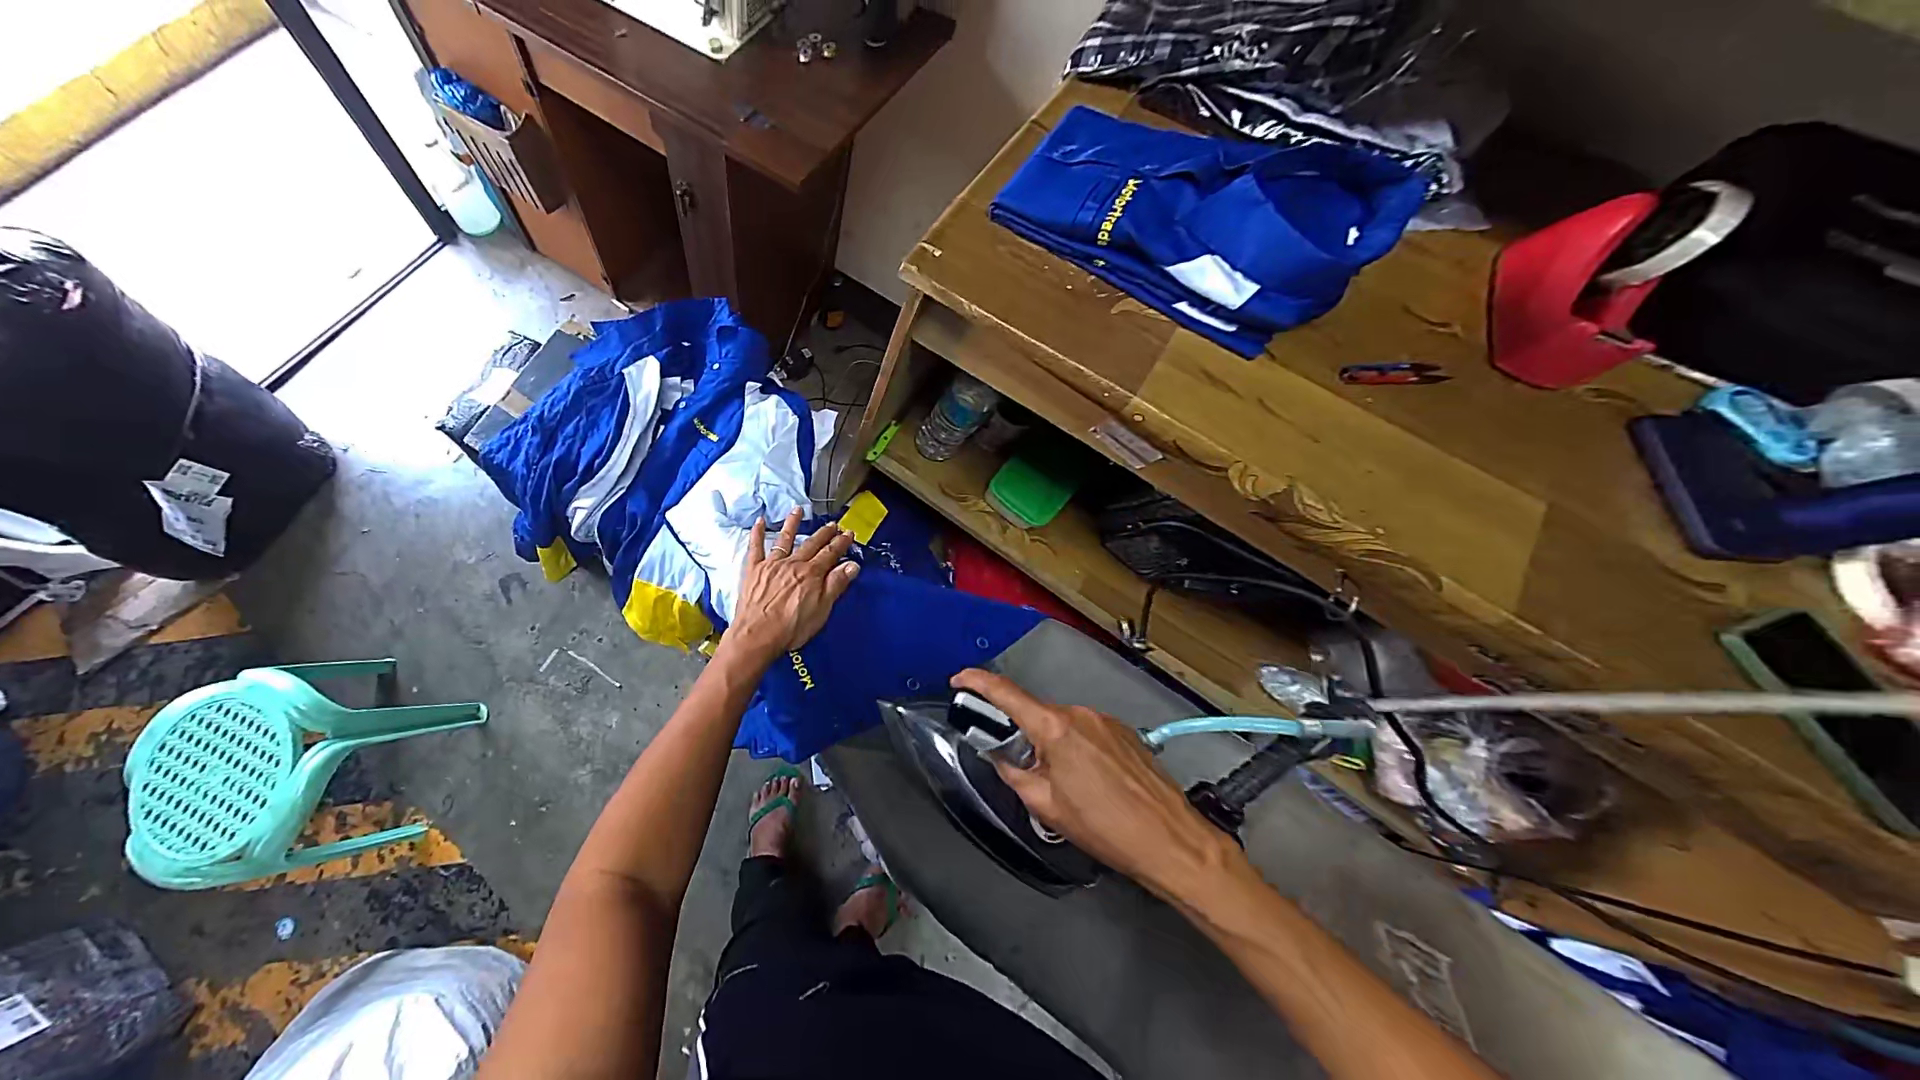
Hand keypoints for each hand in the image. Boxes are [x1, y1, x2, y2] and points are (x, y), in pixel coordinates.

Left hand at [723, 508, 858, 665]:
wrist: (757, 636)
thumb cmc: (791, 628)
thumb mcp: (822, 609)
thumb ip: (836, 584)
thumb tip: (852, 565)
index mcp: (812, 574)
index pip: (831, 553)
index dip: (841, 543)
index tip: (849, 533)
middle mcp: (793, 564)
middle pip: (812, 544)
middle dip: (824, 533)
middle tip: (833, 525)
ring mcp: (772, 564)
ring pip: (785, 538)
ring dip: (793, 523)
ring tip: (798, 510)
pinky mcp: (754, 569)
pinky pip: (756, 546)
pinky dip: (758, 533)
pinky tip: (760, 521)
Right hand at [950, 669, 1242, 903]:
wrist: (1169, 839)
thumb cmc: (1109, 828)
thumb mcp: (1046, 805)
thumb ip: (1014, 773)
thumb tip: (1001, 757)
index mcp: (1056, 728)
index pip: (1006, 694)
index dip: (977, 683)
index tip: (961, 680)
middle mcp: (1081, 714)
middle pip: (1036, 714)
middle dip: (1022, 737)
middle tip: (1021, 769)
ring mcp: (1106, 721)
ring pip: (1062, 726)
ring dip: (1053, 747)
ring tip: (1066, 787)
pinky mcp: (1123, 732)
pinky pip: (1087, 732)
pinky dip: (1077, 749)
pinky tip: (1089, 783)